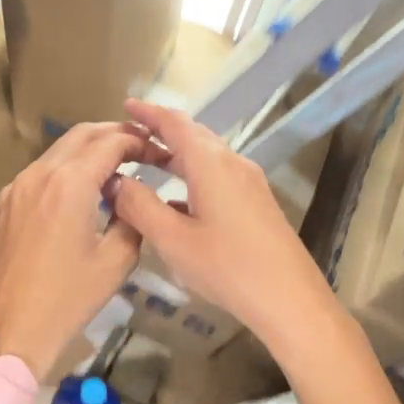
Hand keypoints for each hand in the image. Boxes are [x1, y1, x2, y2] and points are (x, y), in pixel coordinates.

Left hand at [0, 122, 165, 379]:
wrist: (10, 330)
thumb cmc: (69, 298)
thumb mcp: (117, 261)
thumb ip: (132, 217)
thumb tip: (130, 196)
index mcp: (70, 183)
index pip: (111, 141)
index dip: (139, 140)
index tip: (157, 152)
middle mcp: (39, 174)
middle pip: (81, 134)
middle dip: (113, 134)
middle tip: (139, 148)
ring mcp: (15, 188)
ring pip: (56, 152)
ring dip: (87, 152)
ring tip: (112, 172)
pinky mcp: (1, 205)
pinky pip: (37, 175)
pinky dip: (62, 172)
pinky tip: (76, 198)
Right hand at [110, 99, 336, 342]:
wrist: (289, 297)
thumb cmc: (227, 267)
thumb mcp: (173, 239)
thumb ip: (139, 206)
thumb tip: (115, 180)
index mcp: (210, 163)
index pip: (176, 123)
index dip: (149, 112)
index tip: (126, 105)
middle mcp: (232, 163)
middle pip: (194, 135)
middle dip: (162, 130)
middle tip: (131, 133)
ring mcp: (249, 182)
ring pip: (207, 155)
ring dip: (178, 153)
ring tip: (148, 160)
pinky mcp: (256, 201)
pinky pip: (218, 174)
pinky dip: (193, 174)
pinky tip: (177, 199)